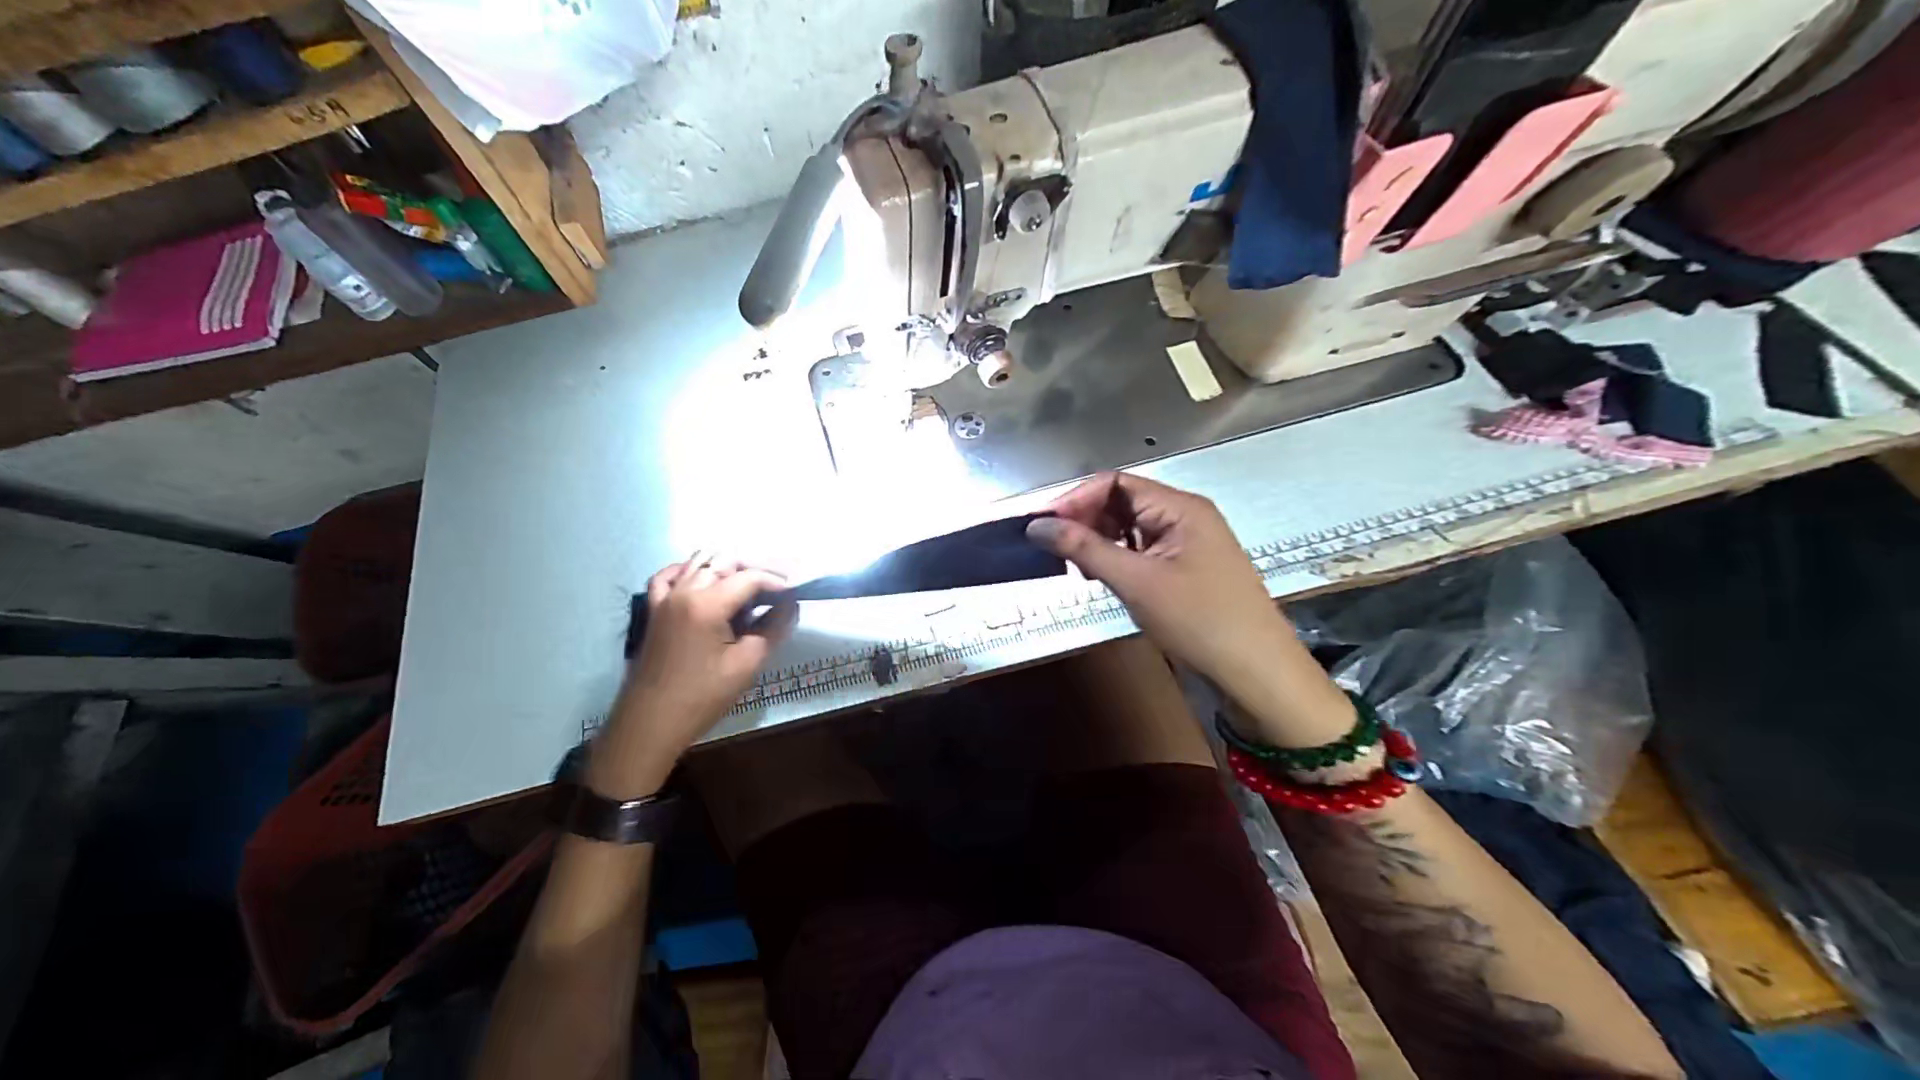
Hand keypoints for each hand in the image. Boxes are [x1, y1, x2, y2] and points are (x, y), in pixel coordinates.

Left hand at [589, 555, 797, 796]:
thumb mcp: (746, 664)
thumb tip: (791, 605)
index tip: (797, 592)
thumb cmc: (702, 697)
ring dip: (727, 567)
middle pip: (724, 563)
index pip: (749, 577)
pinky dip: (688, 571)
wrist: (651, 723)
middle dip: (756, 569)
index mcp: (707, 604)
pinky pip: (668, 577)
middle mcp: (684, 592)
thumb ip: (773, 628)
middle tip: (781, 586)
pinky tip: (704, 580)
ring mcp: (665, 599)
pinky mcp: (654, 612)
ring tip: (751, 584)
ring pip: (698, 564)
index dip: (777, 582)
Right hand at [1027, 473, 1352, 745]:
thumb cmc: (1201, 621)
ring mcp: (1188, 545)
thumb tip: (1038, 525)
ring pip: (1130, 529)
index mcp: (1181, 507)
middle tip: (1055, 550)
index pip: (1116, 483)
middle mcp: (1185, 517)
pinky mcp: (1186, 571)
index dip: (1076, 500)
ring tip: (1076, 568)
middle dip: (1086, 521)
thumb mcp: (1136, 582)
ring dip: (1100, 543)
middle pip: (1122, 503)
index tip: (1043, 526)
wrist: (1257, 673)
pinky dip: (1118, 561)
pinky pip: (1143, 553)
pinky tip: (1101, 579)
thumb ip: (1085, 549)